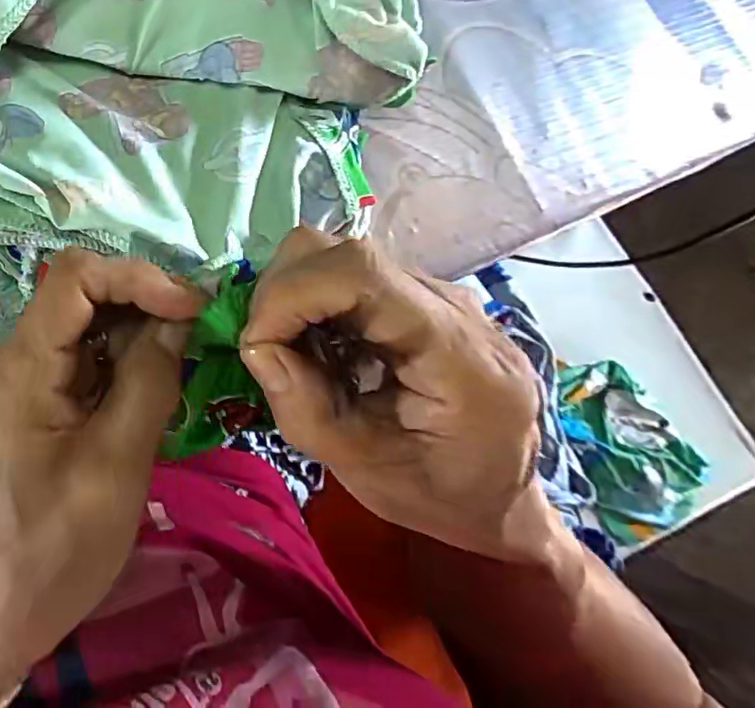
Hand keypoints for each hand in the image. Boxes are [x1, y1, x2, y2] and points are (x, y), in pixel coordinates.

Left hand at [0, 249, 203, 702]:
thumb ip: (148, 380)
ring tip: (189, 341)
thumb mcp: (118, 462)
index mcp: (26, 363)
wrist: (15, 596)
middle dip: (141, 292)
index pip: (74, 279)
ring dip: (139, 317)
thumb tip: (179, 317)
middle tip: (199, 322)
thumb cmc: (64, 541)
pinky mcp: (47, 389)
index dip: (134, 277)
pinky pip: (89, 346)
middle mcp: (22, 353)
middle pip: (80, 288)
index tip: (190, 305)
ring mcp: (33, 370)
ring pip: (88, 314)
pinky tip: (160, 365)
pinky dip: (127, 345)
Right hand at [237, 227, 558, 562]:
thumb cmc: (439, 496)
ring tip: (291, 346)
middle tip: (267, 347)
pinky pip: (341, 271)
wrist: (499, 502)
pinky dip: (307, 298)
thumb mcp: (365, 472)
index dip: (291, 295)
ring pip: (334, 252)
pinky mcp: (412, 294)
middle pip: (341, 252)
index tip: (257, 343)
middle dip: (282, 292)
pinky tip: (315, 343)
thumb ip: (306, 412)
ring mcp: (434, 294)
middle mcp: (452, 307)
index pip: (360, 274)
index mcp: (457, 354)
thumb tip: (255, 347)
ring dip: (291, 292)